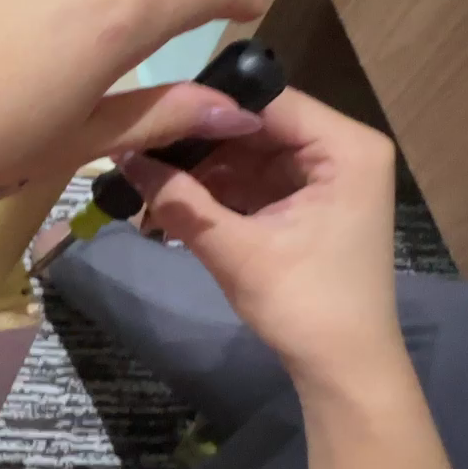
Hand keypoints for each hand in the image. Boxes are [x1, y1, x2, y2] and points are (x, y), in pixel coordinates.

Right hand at [118, 88, 403, 385]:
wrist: (340, 367)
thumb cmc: (302, 302)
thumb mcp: (233, 248)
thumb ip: (178, 200)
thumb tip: (122, 157)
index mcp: (345, 147)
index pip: (267, 102)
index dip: (207, 105)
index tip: (149, 115)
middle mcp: (340, 149)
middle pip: (255, 126)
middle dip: (198, 143)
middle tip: (137, 148)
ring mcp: (323, 176)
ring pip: (248, 153)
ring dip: (200, 170)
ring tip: (145, 176)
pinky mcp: (305, 202)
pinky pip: (252, 181)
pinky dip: (215, 191)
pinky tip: (170, 198)